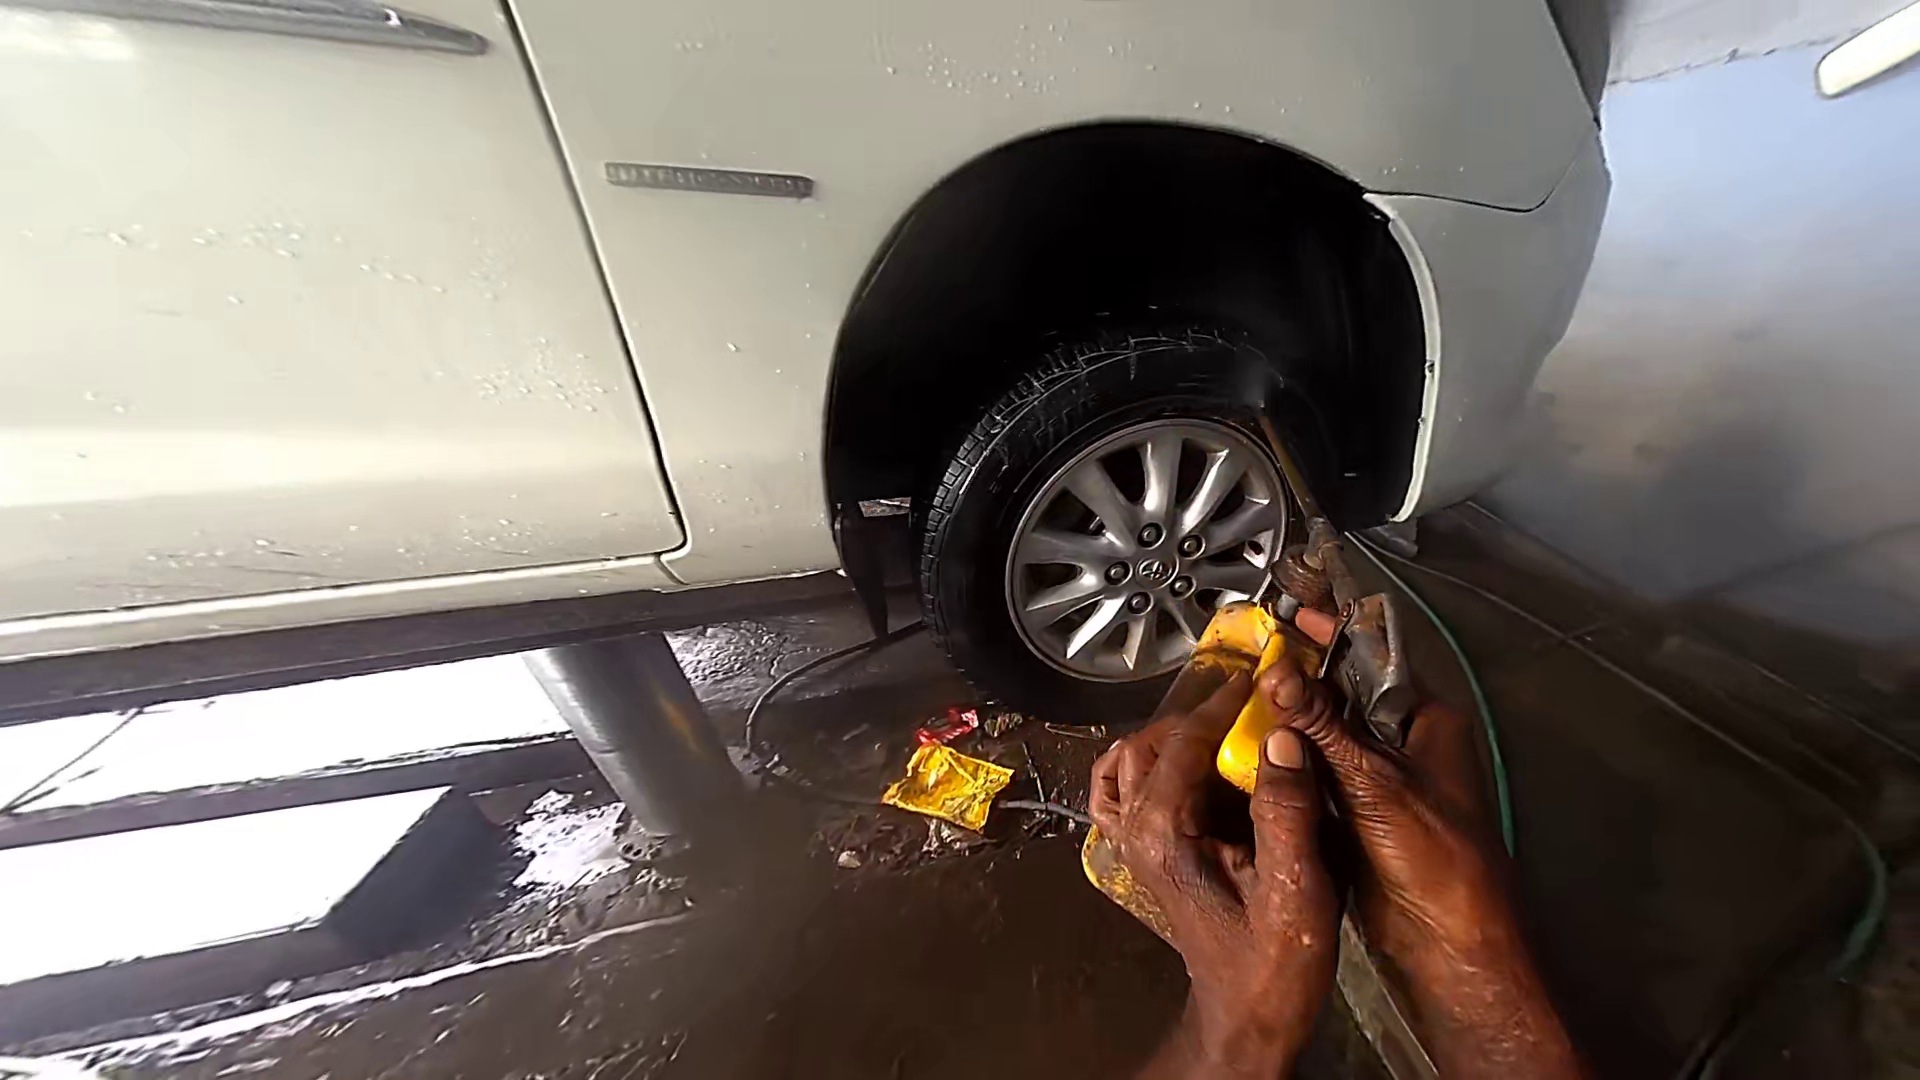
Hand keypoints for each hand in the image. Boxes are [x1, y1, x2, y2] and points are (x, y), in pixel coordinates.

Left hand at [1089, 673, 1338, 1077]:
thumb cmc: (1273, 961)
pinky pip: (1115, 783)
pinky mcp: (1131, 841)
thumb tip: (1280, 737)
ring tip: (1217, 728)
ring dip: (1172, 734)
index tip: (1253, 680)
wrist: (1242, 1010)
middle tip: (1244, 706)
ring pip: (1131, 755)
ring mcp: (1124, 832)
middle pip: (1152, 742)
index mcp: (1163, 829)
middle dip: (1197, 717)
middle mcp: (1132, 823)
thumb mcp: (1297, 892)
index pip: (1183, 743)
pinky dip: (1136, 760)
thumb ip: (1286, 812)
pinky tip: (1169, 758)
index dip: (1219, 706)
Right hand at [1267, 608, 1587, 1079]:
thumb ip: (1322, 725)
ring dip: (1287, 705)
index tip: (1290, 612)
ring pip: (1322, 719)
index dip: (1335, 629)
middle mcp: (1396, 733)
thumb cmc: (1432, 853)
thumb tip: (1275, 672)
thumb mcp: (1374, 780)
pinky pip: (1311, 753)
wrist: (1443, 939)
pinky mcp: (1347, 792)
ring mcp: (1371, 764)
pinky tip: (1248, 731)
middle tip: (1251, 648)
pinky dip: (1284, 740)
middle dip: (1299, 667)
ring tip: (1240, 683)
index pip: (1377, 654)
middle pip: (1342, 684)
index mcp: (1423, 717)